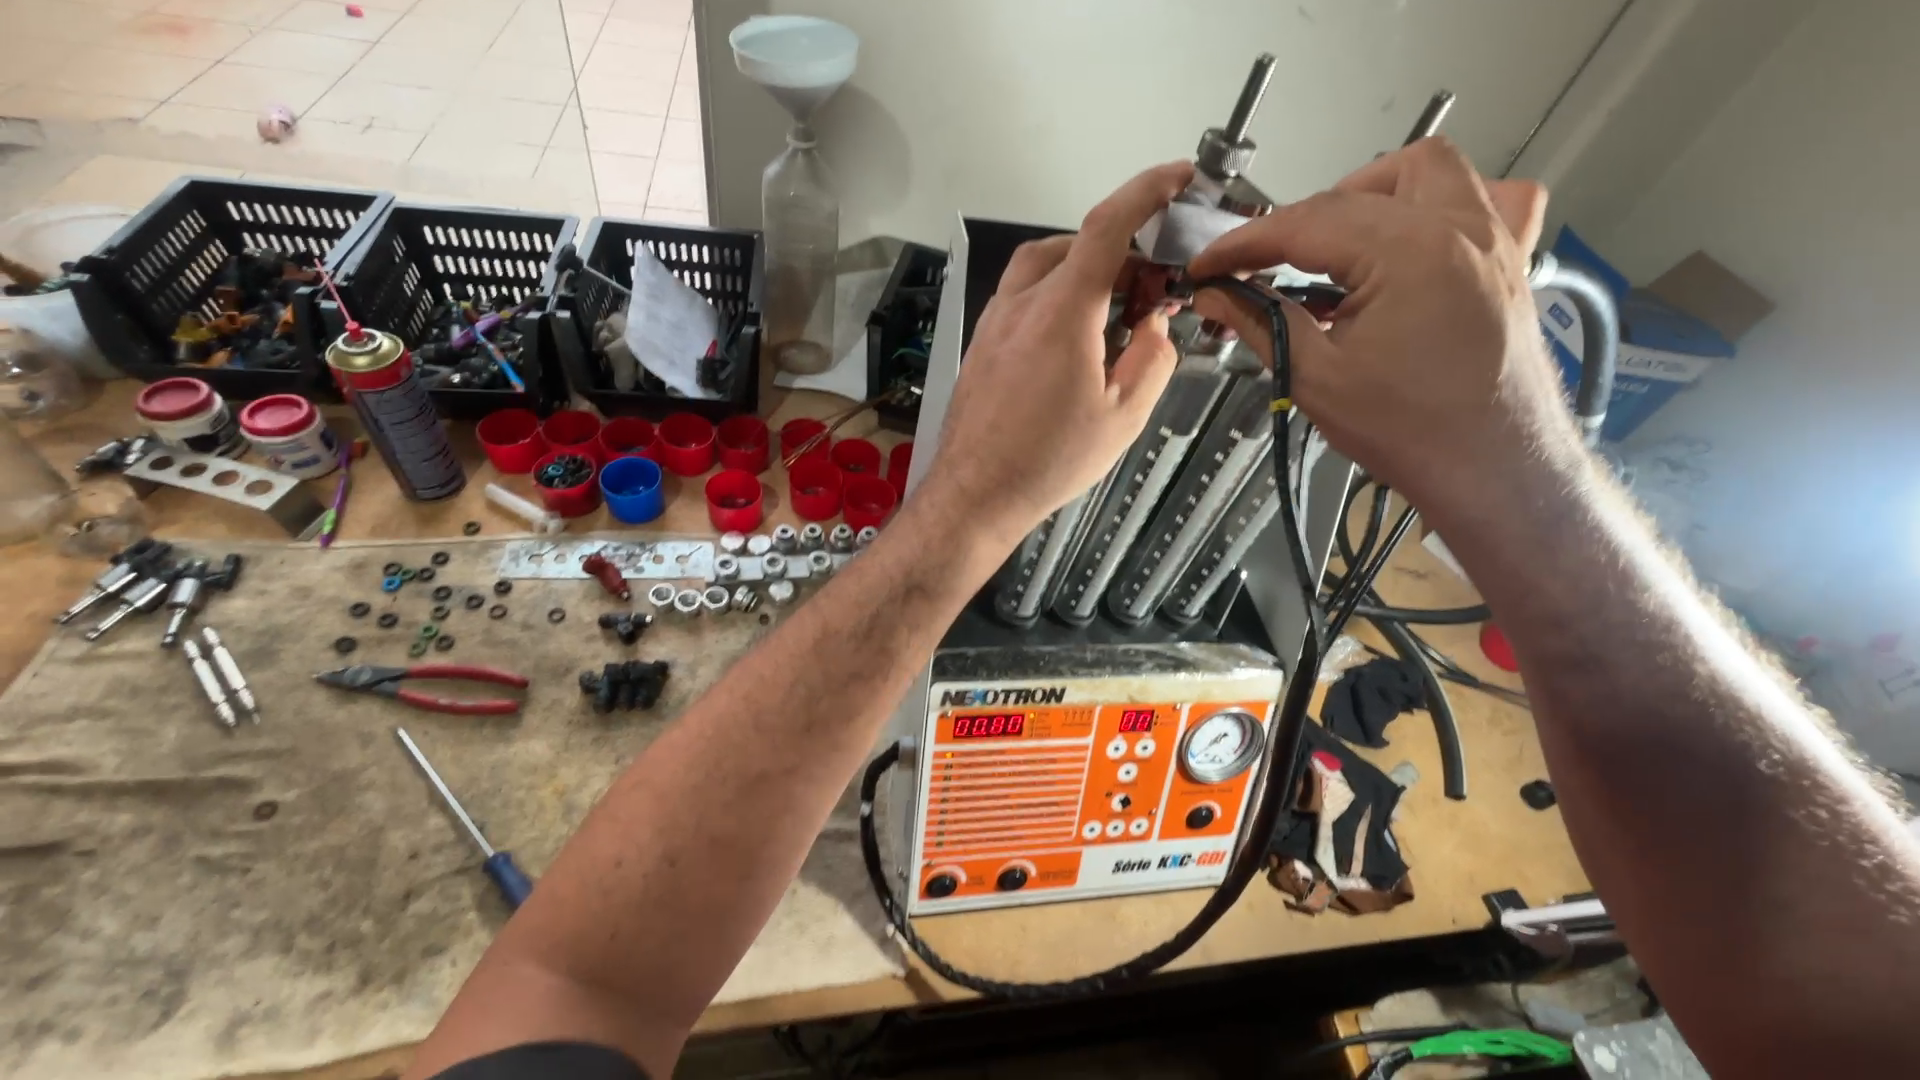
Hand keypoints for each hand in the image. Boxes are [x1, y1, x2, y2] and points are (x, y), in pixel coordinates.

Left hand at [917, 162, 1191, 546]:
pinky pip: (1021, 296)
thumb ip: (1151, 356)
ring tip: (1111, 311)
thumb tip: (1154, 324)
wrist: (973, 494)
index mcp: (1061, 311)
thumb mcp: (1124, 415)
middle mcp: (1021, 303)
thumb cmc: (1048, 460)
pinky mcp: (980, 343)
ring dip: (1081, 269)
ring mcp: (993, 322)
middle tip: (1148, 288)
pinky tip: (1071, 338)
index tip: (1178, 178)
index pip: (1107, 226)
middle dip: (1118, 252)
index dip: (1147, 192)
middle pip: (1073, 244)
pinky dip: (1053, 295)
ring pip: (1040, 266)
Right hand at [1188, 138, 1580, 518]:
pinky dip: (1449, 203)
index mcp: (1407, 251)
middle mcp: (1457, 227)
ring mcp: (1493, 238)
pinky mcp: (1511, 261)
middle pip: (1359, 188)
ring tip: (1338, 241)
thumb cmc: (1407, 430)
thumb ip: (1261, 321)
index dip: (1245, 242)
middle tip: (1266, 264)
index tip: (1207, 264)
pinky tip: (1422, 234)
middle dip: (1301, 219)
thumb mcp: (1315, 376)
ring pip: (1429, 170)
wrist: (1492, 469)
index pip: (1305, 224)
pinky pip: (1491, 199)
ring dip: (1371, 193)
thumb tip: (1215, 293)